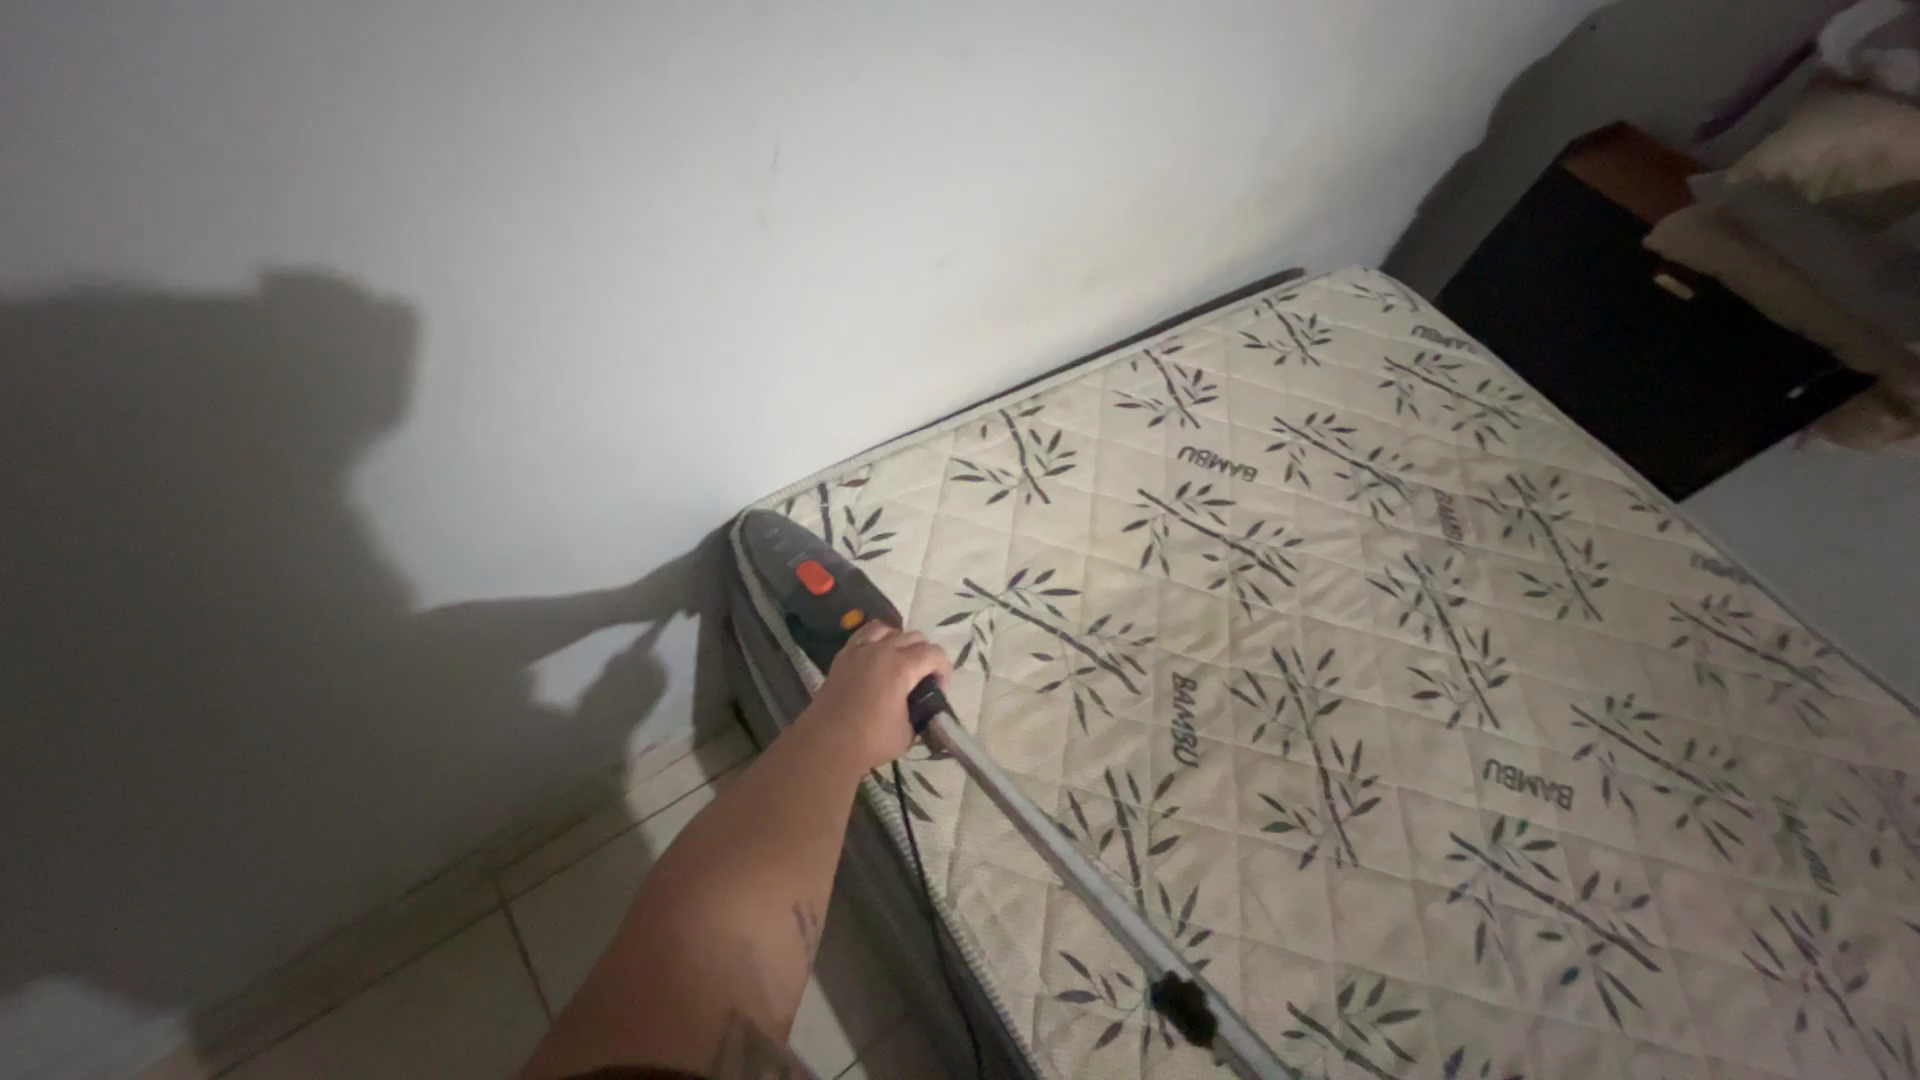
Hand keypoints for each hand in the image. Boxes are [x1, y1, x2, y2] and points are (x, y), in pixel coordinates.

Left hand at [799, 621, 950, 772]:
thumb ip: (920, 714)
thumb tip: (920, 710)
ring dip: (901, 642)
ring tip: (900, 664)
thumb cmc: (870, 740)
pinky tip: (877, 659)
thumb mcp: (908, 733)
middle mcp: (882, 650)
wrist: (826, 743)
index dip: (944, 671)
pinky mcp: (842, 656)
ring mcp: (859, 650)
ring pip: (889, 629)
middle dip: (925, 656)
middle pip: (914, 637)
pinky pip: (864, 634)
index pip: (935, 653)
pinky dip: (877, 640)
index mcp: (902, 666)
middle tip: (922, 681)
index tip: (939, 692)